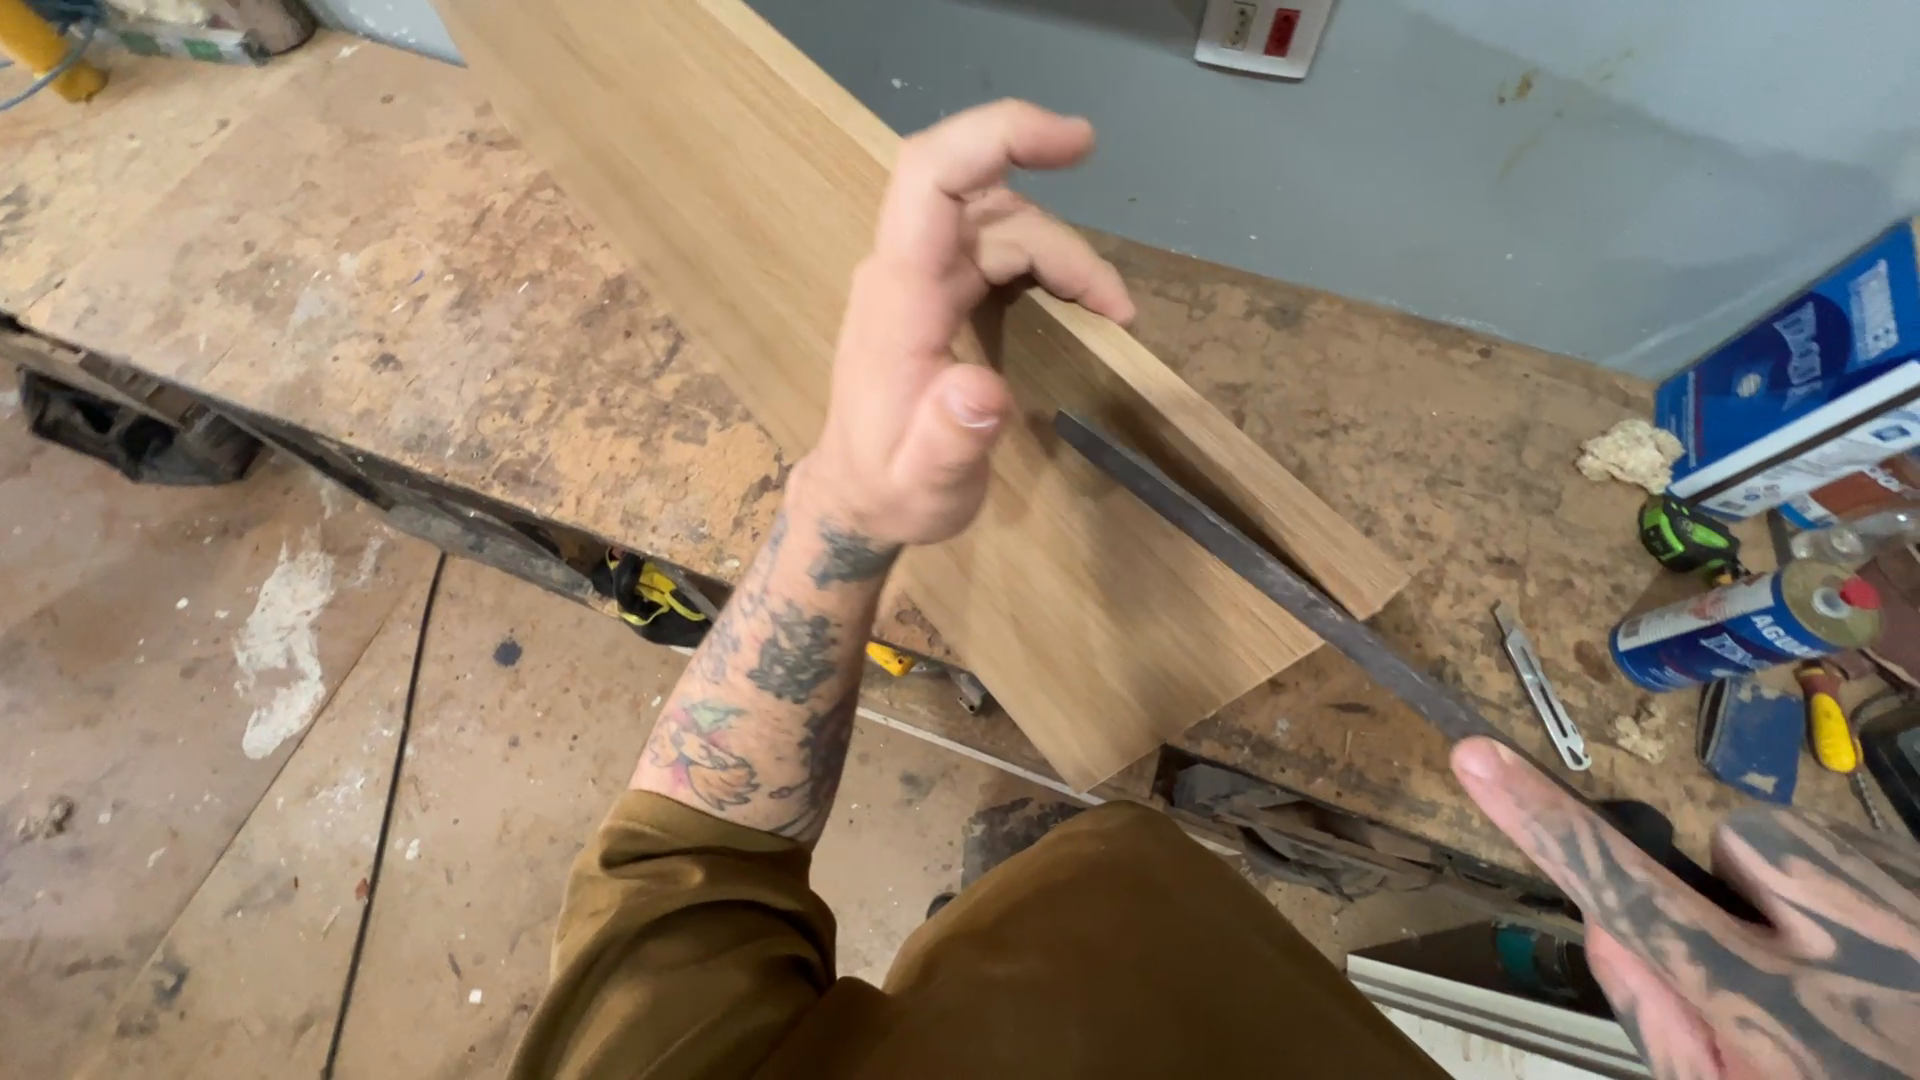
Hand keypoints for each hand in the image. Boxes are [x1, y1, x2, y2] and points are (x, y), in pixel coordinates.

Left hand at [800, 100, 1136, 547]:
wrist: (860, 498)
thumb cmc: (891, 492)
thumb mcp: (923, 485)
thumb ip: (948, 442)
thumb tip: (984, 394)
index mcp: (897, 302)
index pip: (931, 182)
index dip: (997, 137)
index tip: (1075, 143)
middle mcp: (903, 275)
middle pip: (989, 207)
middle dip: (1063, 243)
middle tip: (1116, 308)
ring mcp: (918, 282)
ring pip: (999, 225)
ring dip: (1061, 256)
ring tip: (1108, 310)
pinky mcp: (934, 296)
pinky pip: (995, 250)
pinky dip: (1044, 265)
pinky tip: (1076, 301)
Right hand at [1452, 737, 1919, 1078]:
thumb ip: (1652, 1014)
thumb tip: (1603, 919)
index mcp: (1785, 1017)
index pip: (1627, 894)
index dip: (1543, 820)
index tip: (1472, 755)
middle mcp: (1864, 951)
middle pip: (1731, 846)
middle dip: (1732, 887)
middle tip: (1784, 969)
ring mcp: (1914, 908)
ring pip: (1797, 841)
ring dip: (1793, 887)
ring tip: (1853, 966)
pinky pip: (1852, 849)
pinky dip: (1847, 887)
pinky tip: (1889, 953)